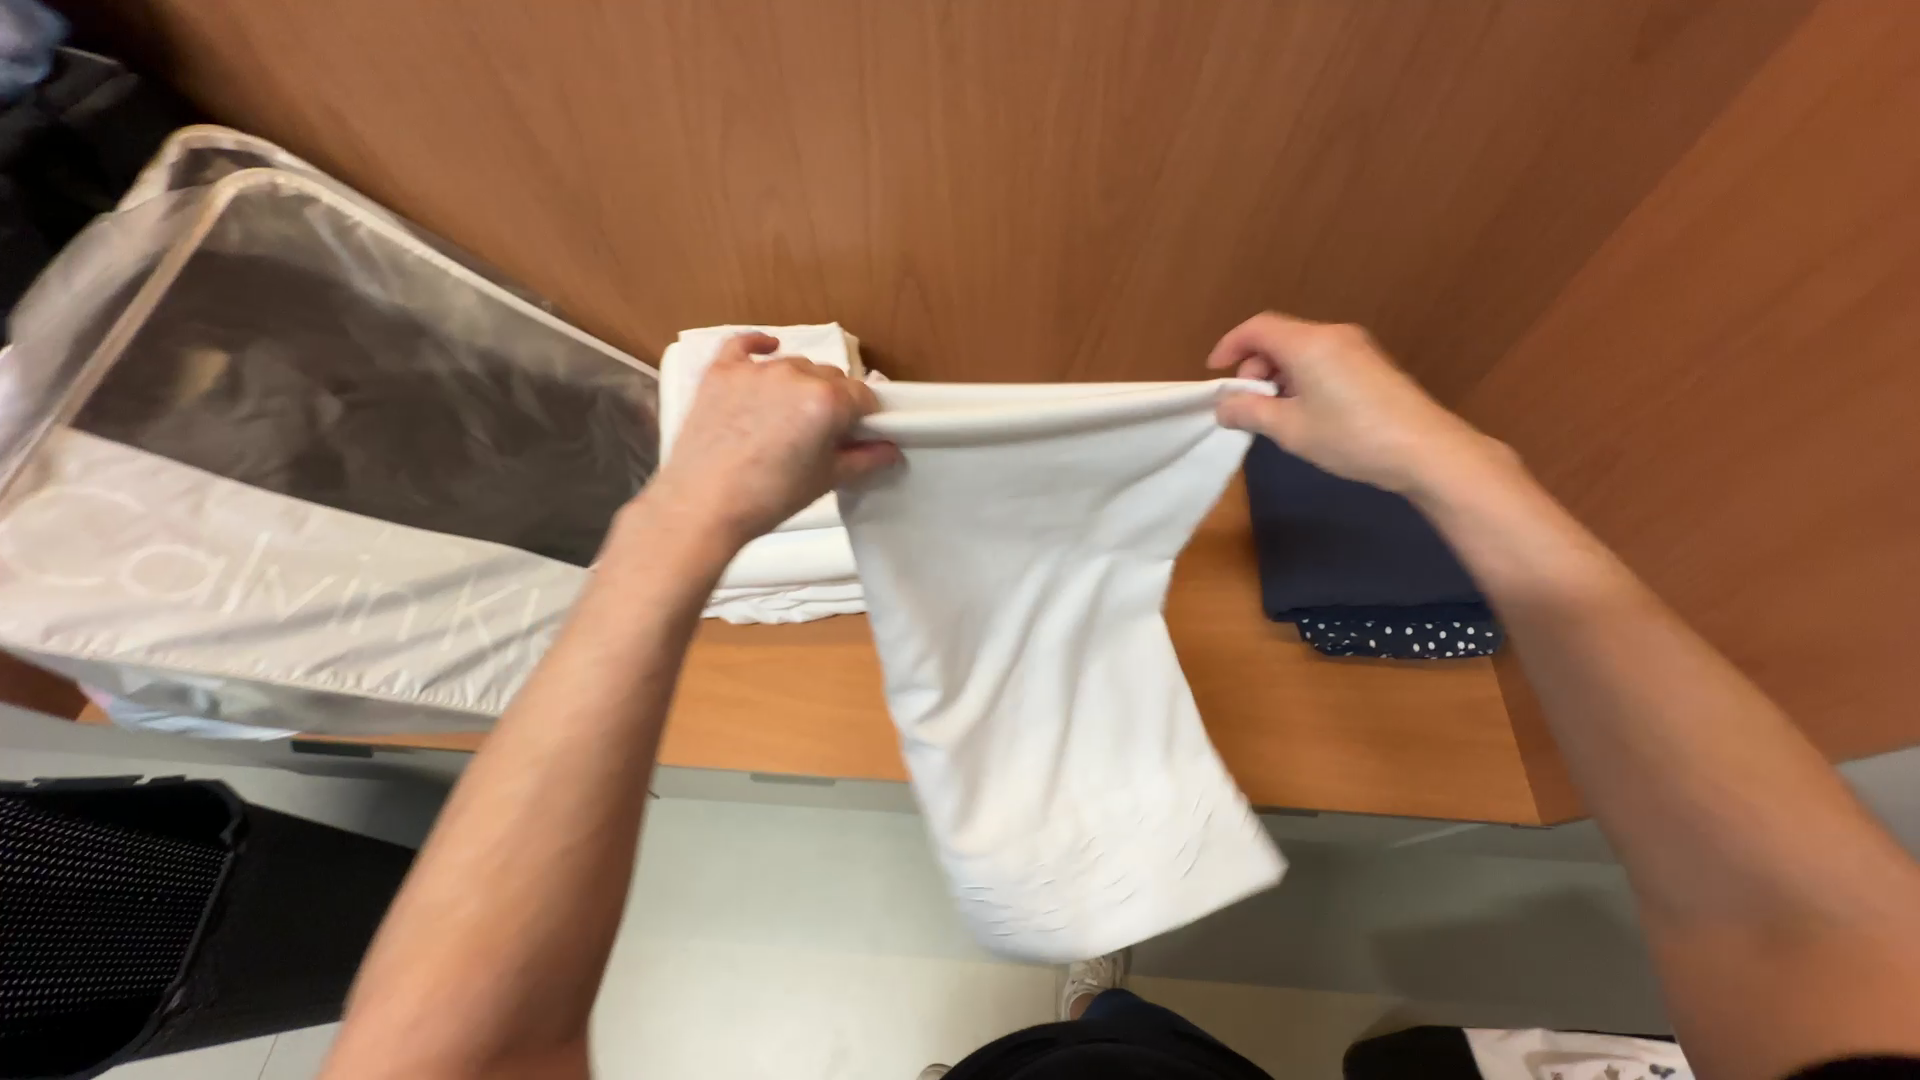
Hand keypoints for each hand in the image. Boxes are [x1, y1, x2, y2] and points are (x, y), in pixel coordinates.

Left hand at [642, 332, 901, 548]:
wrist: (704, 506)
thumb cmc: (771, 498)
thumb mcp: (826, 480)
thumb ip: (864, 458)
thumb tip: (890, 449)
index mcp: (828, 400)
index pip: (863, 396)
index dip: (865, 417)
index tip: (857, 434)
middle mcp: (795, 375)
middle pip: (830, 378)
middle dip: (834, 400)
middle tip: (822, 432)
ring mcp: (756, 370)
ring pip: (794, 366)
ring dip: (801, 384)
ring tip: (789, 416)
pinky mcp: (721, 372)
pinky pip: (744, 344)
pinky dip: (759, 345)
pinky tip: (768, 349)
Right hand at [1207, 312, 1506, 494]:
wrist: (1425, 450)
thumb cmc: (1350, 436)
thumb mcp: (1289, 429)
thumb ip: (1249, 412)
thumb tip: (1224, 406)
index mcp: (1308, 343)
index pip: (1257, 328)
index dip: (1229, 346)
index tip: (1215, 373)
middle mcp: (1333, 335)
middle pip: (1279, 338)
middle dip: (1254, 367)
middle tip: (1247, 405)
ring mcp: (1356, 348)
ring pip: (1301, 350)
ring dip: (1278, 376)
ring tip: (1275, 414)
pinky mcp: (1371, 366)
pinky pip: (1322, 360)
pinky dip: (1301, 378)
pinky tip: (1305, 413)